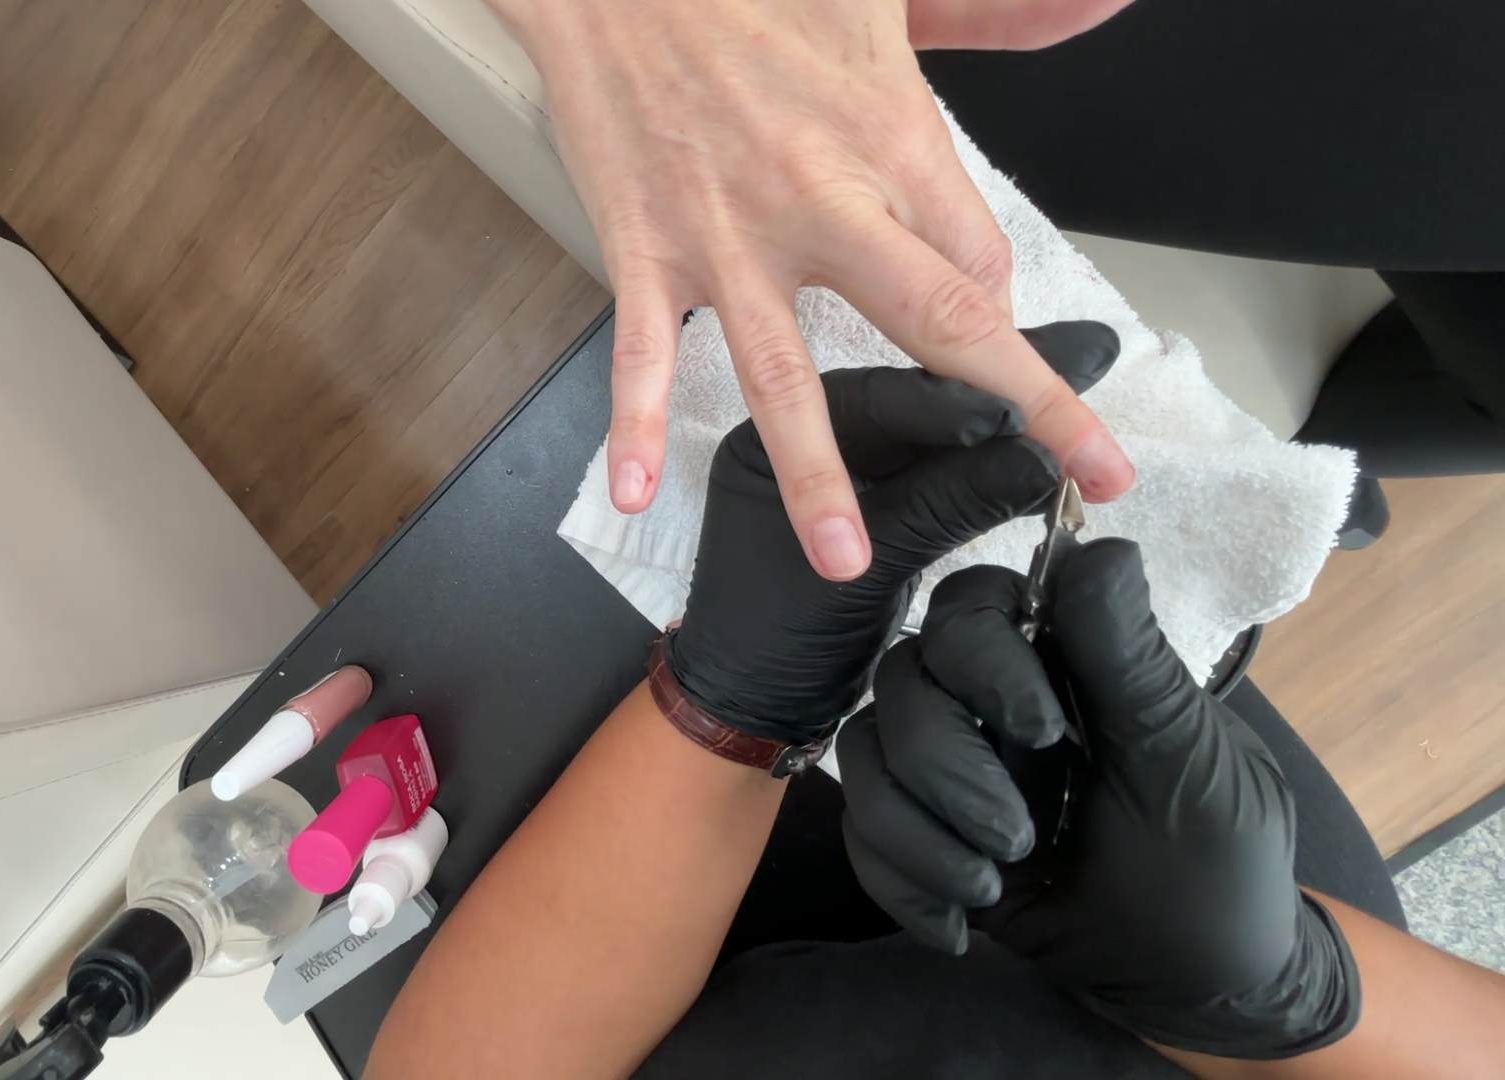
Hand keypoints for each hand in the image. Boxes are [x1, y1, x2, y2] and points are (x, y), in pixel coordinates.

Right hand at [485, 0, 1136, 580]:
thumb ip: (995, 9)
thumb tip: (1101, 10)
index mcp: (888, 135)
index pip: (974, 259)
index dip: (998, 325)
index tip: (1000, 368)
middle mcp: (820, 202)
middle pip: (933, 322)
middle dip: (1015, 406)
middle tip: (1079, 480)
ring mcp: (726, 241)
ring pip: (783, 374)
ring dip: (817, 473)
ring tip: (843, 559)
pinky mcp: (646, 254)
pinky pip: (643, 356)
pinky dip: (637, 426)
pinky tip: (636, 490)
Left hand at [666, 322, 1117, 747]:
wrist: (753, 698)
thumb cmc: (780, 638)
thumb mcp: (864, 571)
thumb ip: (944, 508)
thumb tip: (1039, 459)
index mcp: (768, 444)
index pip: (875, 404)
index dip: (954, 405)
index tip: (1026, 408)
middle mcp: (802, 443)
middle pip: (912, 401)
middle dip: (1000, 383)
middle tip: (1092, 348)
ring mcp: (837, 470)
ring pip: (931, 433)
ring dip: (1008, 417)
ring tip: (1089, 369)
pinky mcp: (869, 501)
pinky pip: (936, 469)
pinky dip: (990, 463)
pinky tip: (1049, 444)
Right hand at [839, 542, 1360, 1057]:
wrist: (1180, 977)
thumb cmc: (1208, 857)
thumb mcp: (1183, 759)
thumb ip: (1129, 658)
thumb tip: (1104, 544)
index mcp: (1041, 660)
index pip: (967, 605)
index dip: (981, 657)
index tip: (1044, 731)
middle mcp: (969, 694)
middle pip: (899, 683)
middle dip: (946, 766)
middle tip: (1015, 838)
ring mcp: (927, 754)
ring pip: (863, 750)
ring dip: (920, 830)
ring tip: (992, 884)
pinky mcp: (901, 815)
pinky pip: (857, 824)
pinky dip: (902, 878)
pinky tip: (959, 921)